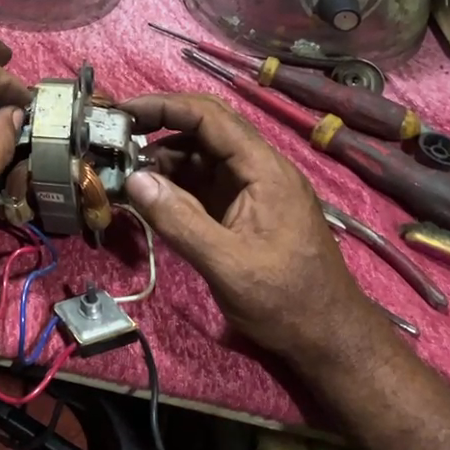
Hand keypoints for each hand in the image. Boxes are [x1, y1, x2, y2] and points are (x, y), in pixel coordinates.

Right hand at [120, 94, 379, 363]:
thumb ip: (180, 220)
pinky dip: (172, 179)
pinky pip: (202, 177)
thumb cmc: (287, 303)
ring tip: (126, 170)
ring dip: (162, 154)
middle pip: (204, 126)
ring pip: (199, 151)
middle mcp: (258, 167)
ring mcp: (250, 186)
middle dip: (159, 123)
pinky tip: (149, 192)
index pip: (210, 117)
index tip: (123, 111)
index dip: (164, 106)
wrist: (332, 343)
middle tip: (116, 132)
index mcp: (264, 170)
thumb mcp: (228, 266)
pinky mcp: (241, 206)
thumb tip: (133, 179)